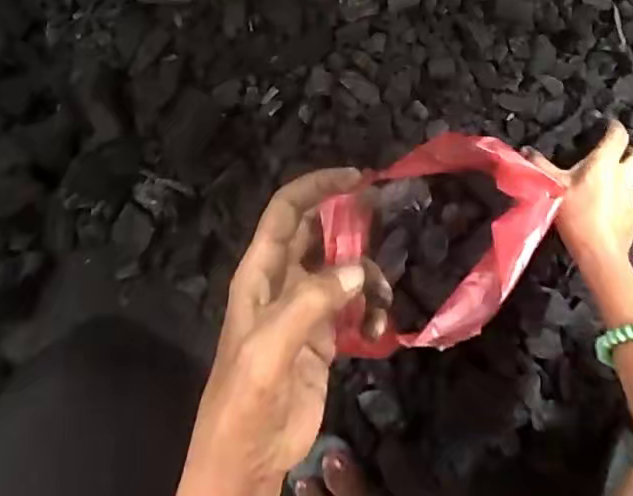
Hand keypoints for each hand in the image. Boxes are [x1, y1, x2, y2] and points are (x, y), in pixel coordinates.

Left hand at [176, 168, 377, 495]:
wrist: (247, 455)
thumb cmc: (247, 395)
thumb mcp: (270, 346)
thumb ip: (310, 303)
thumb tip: (355, 270)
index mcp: (259, 271)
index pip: (285, 212)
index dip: (315, 187)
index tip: (354, 176)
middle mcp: (281, 280)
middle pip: (315, 233)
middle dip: (347, 221)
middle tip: (385, 215)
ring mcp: (303, 308)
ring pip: (339, 269)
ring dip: (364, 274)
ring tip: (380, 297)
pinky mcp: (323, 337)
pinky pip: (351, 306)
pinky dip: (368, 309)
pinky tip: (376, 328)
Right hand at [533, 119, 632, 269]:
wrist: (600, 252)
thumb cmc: (576, 212)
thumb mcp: (551, 185)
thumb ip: (539, 165)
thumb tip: (526, 150)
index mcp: (605, 164)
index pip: (618, 137)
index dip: (614, 127)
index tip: (607, 123)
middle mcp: (623, 177)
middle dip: (628, 151)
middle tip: (610, 153)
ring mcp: (631, 198)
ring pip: (631, 178)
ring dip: (619, 176)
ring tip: (598, 182)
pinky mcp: (632, 216)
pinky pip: (626, 199)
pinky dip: (616, 197)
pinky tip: (600, 207)